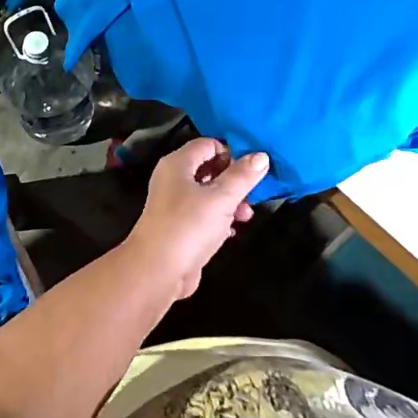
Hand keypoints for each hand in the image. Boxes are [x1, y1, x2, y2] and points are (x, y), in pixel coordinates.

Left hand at [120, 138, 267, 300]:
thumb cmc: (189, 226)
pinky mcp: (179, 227)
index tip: (251, 167)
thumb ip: (243, 176)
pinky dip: (219, 219)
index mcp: (178, 164)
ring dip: (230, 201)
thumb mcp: (222, 197)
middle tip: (252, 191)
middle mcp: (173, 180)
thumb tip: (261, 156)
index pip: (207, 144)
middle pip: (209, 168)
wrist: (156, 272)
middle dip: (234, 179)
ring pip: (209, 194)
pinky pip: (204, 215)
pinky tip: (231, 230)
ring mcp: (175, 205)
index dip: (230, 151)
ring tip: (246, 215)